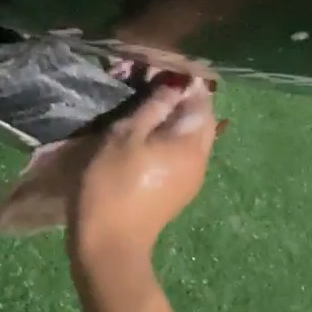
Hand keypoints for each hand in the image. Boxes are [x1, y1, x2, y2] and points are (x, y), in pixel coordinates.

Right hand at [68, 75, 218, 265]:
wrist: (110, 243)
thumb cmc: (113, 184)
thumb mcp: (125, 137)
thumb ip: (152, 107)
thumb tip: (174, 85)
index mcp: (192, 143)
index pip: (202, 99)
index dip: (184, 79)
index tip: (158, 68)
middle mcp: (201, 159)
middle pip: (200, 118)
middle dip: (180, 98)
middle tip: (147, 85)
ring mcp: (191, 178)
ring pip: (190, 137)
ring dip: (172, 119)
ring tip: (142, 108)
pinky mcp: (177, 191)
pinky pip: (181, 154)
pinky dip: (168, 138)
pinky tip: (144, 137)